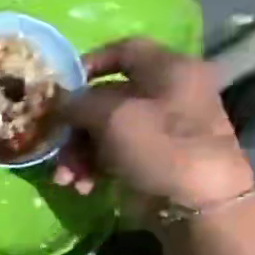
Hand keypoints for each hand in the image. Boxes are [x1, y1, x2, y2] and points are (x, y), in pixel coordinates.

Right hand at [52, 38, 254, 215]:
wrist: (199, 204)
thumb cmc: (161, 147)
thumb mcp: (112, 117)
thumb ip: (78, 103)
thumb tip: (58, 102)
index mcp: (169, 70)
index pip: (125, 49)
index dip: (90, 62)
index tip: (61, 85)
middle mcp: (166, 94)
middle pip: (105, 98)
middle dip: (74, 124)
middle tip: (54, 143)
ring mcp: (160, 130)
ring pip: (103, 131)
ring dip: (77, 153)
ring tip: (65, 177)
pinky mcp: (152, 160)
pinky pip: (112, 155)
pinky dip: (92, 168)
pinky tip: (82, 186)